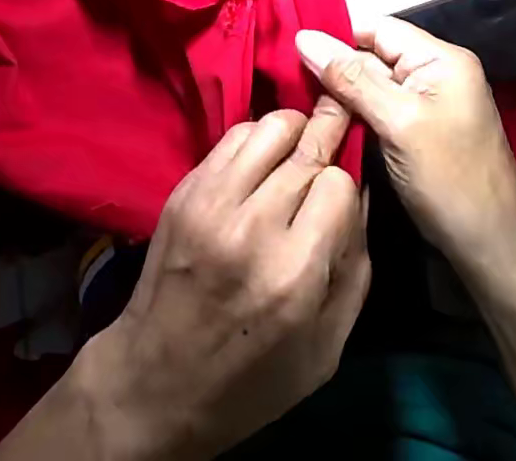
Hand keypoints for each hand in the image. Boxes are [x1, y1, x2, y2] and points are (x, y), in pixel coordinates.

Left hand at [73, 104, 369, 460]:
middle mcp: (252, 229)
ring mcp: (211, 205)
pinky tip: (264, 161)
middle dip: (330, 137)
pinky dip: (260, 137)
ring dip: (296, 132)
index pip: (339, 183)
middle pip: (309, 147)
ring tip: (299, 150)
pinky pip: (236, 135)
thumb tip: (363, 188)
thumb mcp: (329, 342)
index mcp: (293, 272)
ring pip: (273, 127)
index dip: (346, 185)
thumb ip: (356, 259)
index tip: (339, 200)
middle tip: (339, 128)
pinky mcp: (184, 193)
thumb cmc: (254, 376)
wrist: (153, 389)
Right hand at [295, 20, 515, 275]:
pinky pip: (383, 108)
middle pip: (376, 55)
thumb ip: (352, 79)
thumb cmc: (448, 179)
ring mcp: (431, 101)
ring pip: (376, 84)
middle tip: (288, 83)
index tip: (291, 51)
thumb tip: (305, 38)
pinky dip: (358, 113)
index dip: (338, 35)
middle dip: (337, 67)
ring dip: (344, 92)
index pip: (380, 28)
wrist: (488, 243)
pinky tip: (328, 122)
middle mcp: (438, 71)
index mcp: (441, 58)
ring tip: (299, 101)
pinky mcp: (422, 128)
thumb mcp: (398, 122)